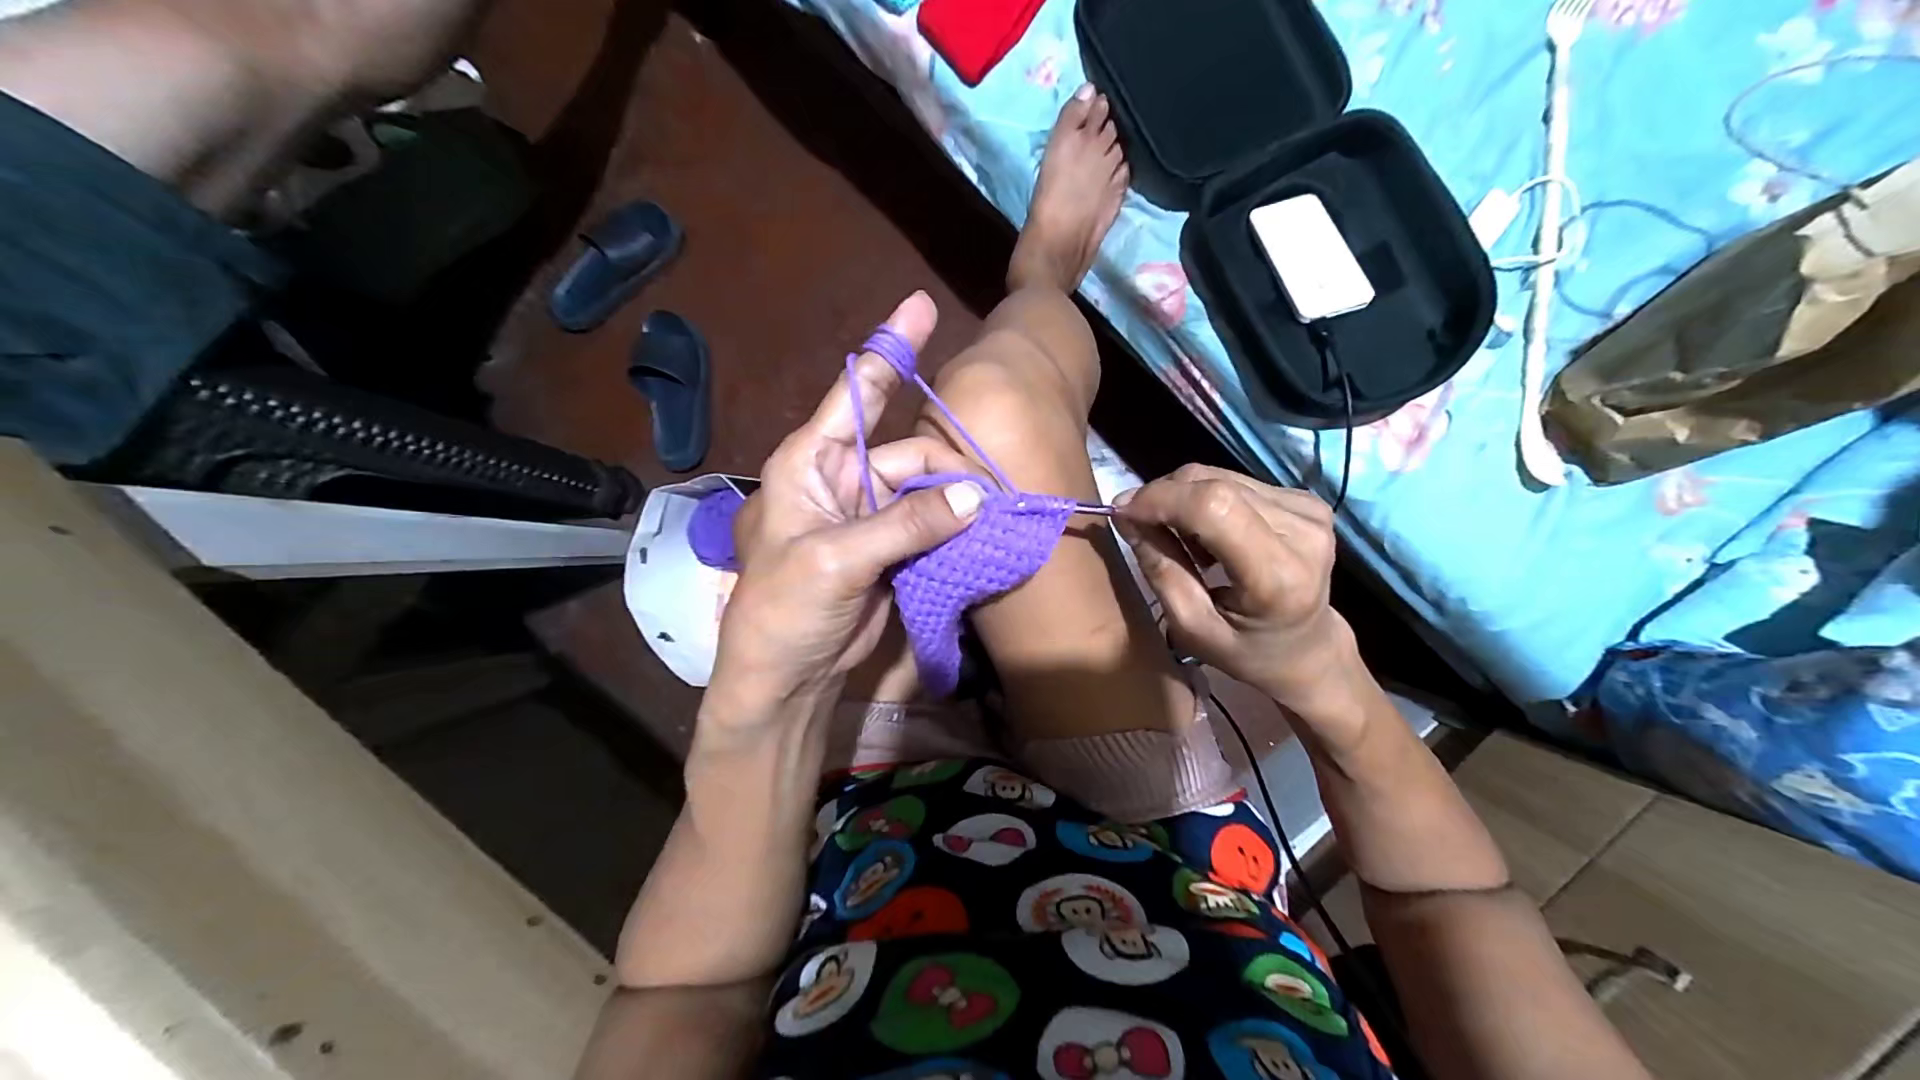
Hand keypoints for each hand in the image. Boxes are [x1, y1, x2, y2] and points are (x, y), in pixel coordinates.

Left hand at [710, 292, 982, 723]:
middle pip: (908, 450)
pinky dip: (954, 525)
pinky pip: (930, 521)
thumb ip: (906, 524)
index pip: (855, 391)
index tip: (922, 306)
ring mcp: (868, 513)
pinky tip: (981, 530)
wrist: (788, 675)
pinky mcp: (889, 546)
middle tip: (989, 497)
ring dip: (957, 500)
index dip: (890, 348)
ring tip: (991, 518)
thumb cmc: (786, 607)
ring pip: (926, 488)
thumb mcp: (838, 559)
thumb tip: (974, 498)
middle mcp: (841, 477)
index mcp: (810, 461)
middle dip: (949, 465)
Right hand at [1114, 465, 1359, 718]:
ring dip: (1184, 499)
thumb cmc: (1245, 650)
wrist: (1307, 648)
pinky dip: (1206, 499)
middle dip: (1164, 497)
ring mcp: (1310, 511)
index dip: (1161, 499)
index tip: (1123, 511)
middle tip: (1140, 524)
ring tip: (1180, 537)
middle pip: (1214, 485)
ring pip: (1220, 477)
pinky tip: (1208, 533)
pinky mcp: (1307, 500)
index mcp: (1277, 575)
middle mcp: (1303, 532)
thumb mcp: (1190, 626)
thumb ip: (1159, 568)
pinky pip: (1236, 481)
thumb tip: (1125, 514)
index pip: (1214, 508)